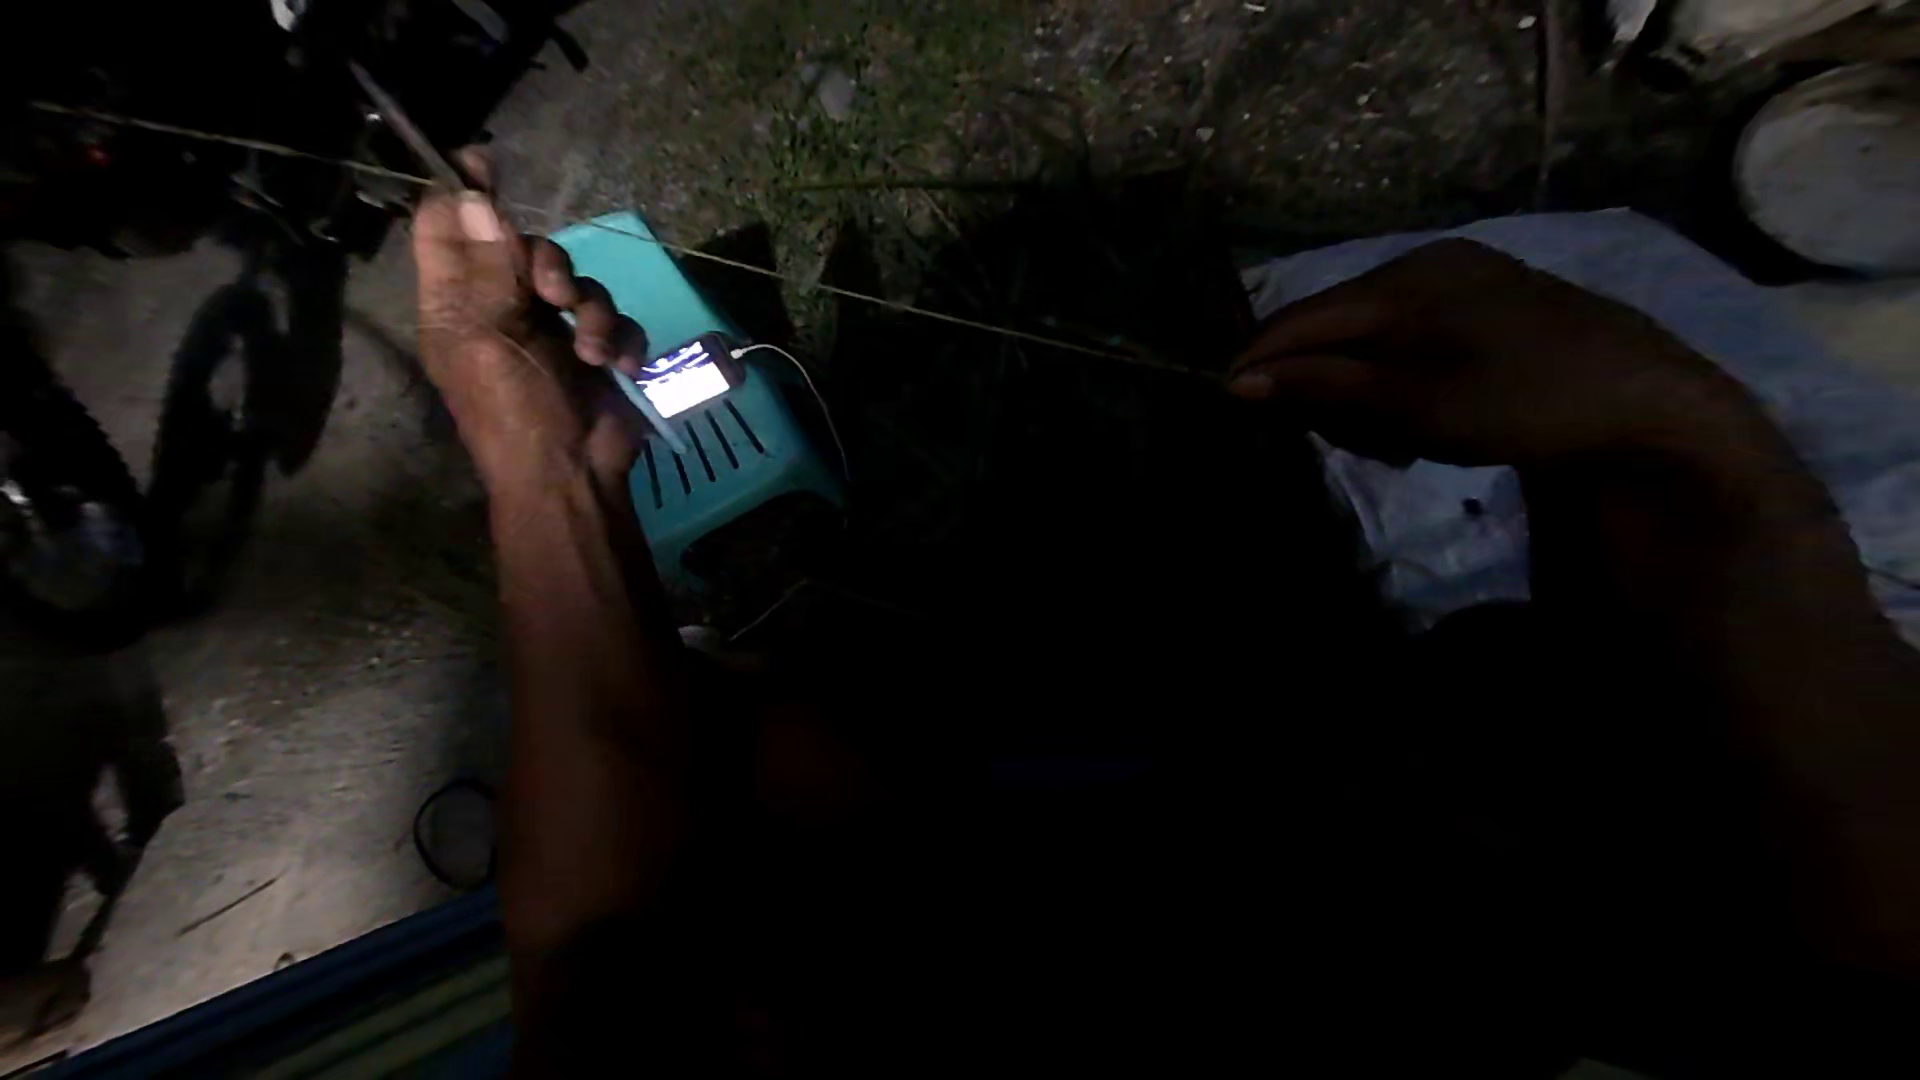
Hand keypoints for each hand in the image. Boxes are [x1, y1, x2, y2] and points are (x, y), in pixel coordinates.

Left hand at [412, 150, 645, 488]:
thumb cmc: (516, 412)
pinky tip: (621, 368)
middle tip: (555, 294)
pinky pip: (618, 324)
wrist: (573, 473)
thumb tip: (476, 196)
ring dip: (593, 314)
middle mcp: (506, 308)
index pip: (448, 229)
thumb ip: (487, 269)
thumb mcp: (490, 338)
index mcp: (458, 302)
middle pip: (526, 248)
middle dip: (549, 264)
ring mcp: (557, 333)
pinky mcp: (601, 354)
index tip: (485, 162)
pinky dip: (622, 342)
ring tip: (594, 355)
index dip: (461, 194)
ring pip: (581, 286)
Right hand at [1226, 239, 1765, 468]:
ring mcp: (1458, 282)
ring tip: (1380, 433)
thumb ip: (1316, 386)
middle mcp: (1425, 266)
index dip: (1256, 360)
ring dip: (1350, 388)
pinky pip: (1401, 340)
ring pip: (1362, 337)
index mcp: (1404, 279)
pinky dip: (1385, 380)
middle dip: (1311, 381)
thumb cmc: (1514, 402)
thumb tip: (1235, 383)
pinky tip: (1408, 414)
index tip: (1226, 401)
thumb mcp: (1402, 402)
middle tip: (1326, 432)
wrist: (1649, 410)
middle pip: (1328, 326)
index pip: (1301, 318)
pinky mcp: (1480, 306)